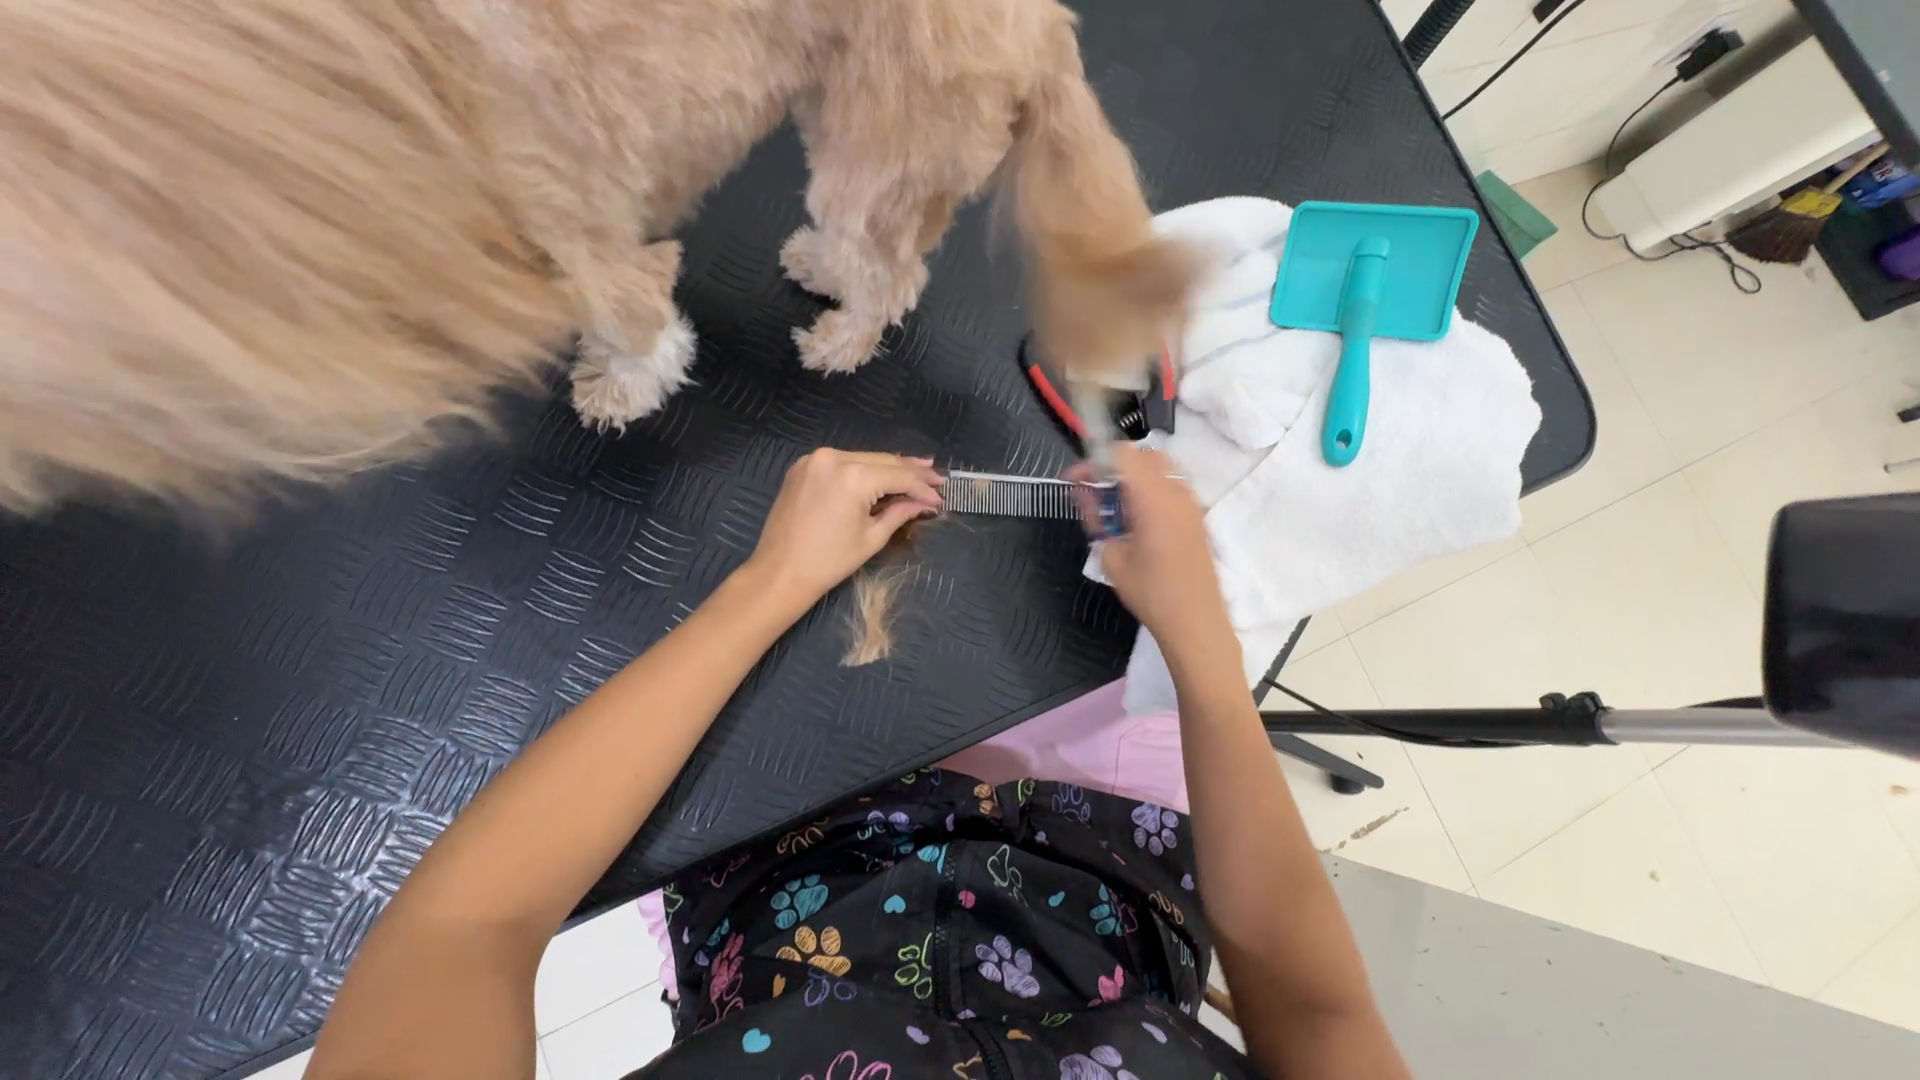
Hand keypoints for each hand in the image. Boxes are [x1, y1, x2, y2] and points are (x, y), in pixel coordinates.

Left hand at [746, 449, 942, 603]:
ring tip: (917, 472)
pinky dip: (862, 468)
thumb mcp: (872, 537)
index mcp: (853, 476)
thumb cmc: (829, 561)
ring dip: (888, 467)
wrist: (780, 571)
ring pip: (864, 458)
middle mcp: (834, 458)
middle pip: (883, 461)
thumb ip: (900, 512)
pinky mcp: (803, 466)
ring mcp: (815, 459)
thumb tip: (924, 503)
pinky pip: (842, 462)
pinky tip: (881, 474)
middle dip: (910, 472)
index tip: (941, 497)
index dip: (922, 487)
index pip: (899, 476)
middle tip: (937, 478)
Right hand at [1074, 446, 1235, 663]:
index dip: (1092, 459)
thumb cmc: (1150, 592)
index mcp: (1153, 497)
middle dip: (1113, 465)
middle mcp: (1176, 491)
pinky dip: (1151, 488)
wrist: (1196, 621)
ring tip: (1115, 505)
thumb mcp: (1111, 556)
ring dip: (1133, 476)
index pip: (1121, 454)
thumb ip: (1096, 517)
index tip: (1073, 479)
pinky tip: (1137, 517)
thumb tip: (1084, 493)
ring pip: (1159, 467)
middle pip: (1142, 455)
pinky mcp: (1197, 515)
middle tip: (1094, 490)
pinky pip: (1171, 485)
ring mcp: (1191, 502)